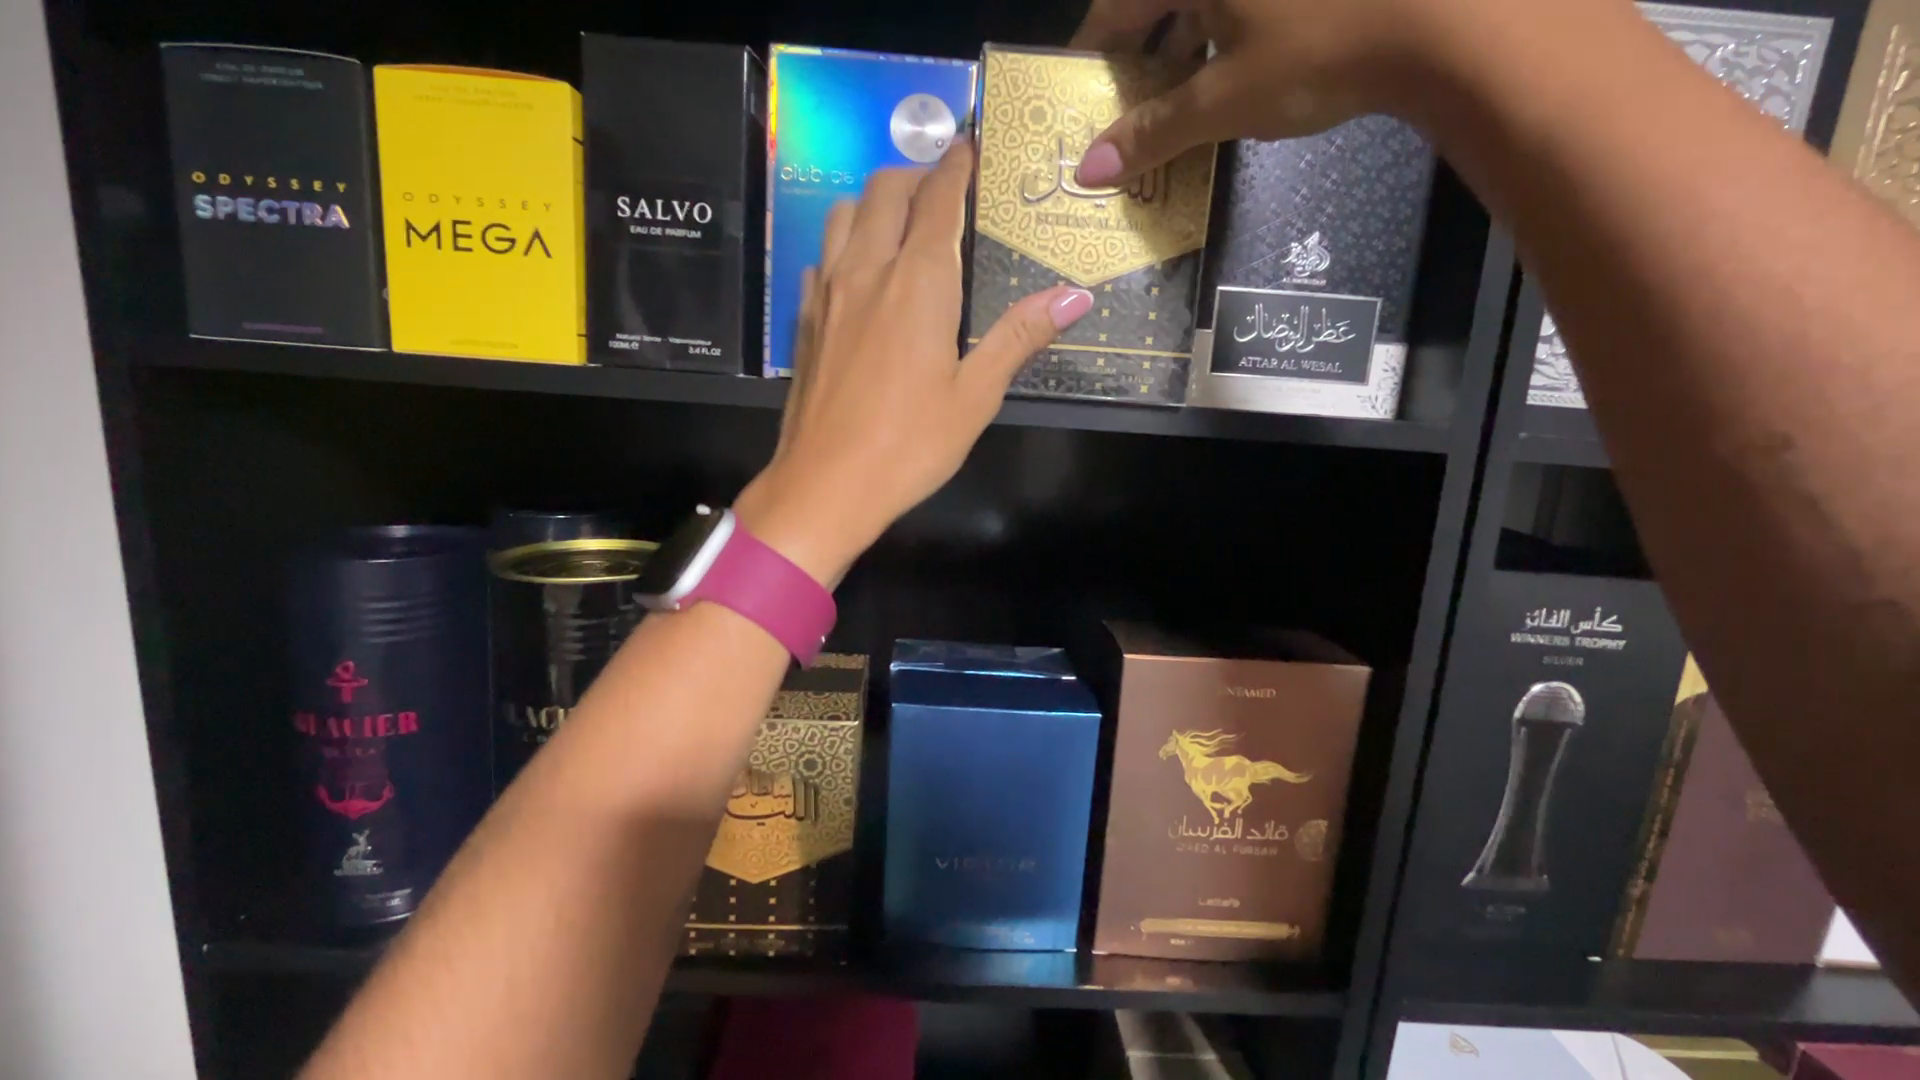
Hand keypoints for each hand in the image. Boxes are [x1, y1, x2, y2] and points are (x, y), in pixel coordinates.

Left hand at [734, 139, 1094, 584]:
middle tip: (944, 191)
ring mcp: (828, 291)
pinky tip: (861, 275)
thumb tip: (1076, 296)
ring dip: (876, 202)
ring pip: (845, 213)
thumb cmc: (910, 444)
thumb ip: (1020, 337)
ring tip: (902, 224)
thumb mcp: (976, 396)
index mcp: (918, 281)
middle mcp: (868, 270)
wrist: (825, 485)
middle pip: (886, 189)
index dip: (957, 166)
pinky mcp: (805, 318)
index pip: (939, 199)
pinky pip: (823, 256)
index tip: (972, 147)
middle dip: (917, 175)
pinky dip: (846, 244)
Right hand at [1069, 0, 1442, 188]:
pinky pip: (1242, 4)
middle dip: (1140, 54)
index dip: (1091, 54)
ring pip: (1202, 0)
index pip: (1114, 6)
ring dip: (1185, 43)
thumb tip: (1086, 173)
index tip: (1080, 94)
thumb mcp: (1224, 102)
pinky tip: (1237, 66)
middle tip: (1130, 106)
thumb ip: (1151, 134)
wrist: (1447, 19)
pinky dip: (1228, 30)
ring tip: (1181, 97)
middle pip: (1159, 1)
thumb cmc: (1318, 54)